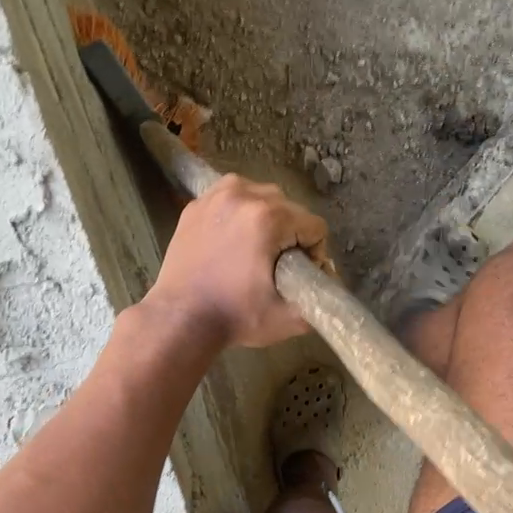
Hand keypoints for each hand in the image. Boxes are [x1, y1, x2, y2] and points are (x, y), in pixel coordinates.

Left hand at [140, 174, 330, 349]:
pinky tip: (236, 241)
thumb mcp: (291, 318)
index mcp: (268, 218)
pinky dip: (241, 214)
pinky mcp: (197, 204)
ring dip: (269, 220)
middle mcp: (243, 195)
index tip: (300, 275)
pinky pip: (233, 198)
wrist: (182, 318)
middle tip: (280, 265)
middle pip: (290, 207)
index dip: (315, 253)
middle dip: (292, 235)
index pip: (314, 226)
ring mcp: (216, 195)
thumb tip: (331, 282)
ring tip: (258, 251)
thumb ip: (322, 298)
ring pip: (262, 196)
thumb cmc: (237, 318)